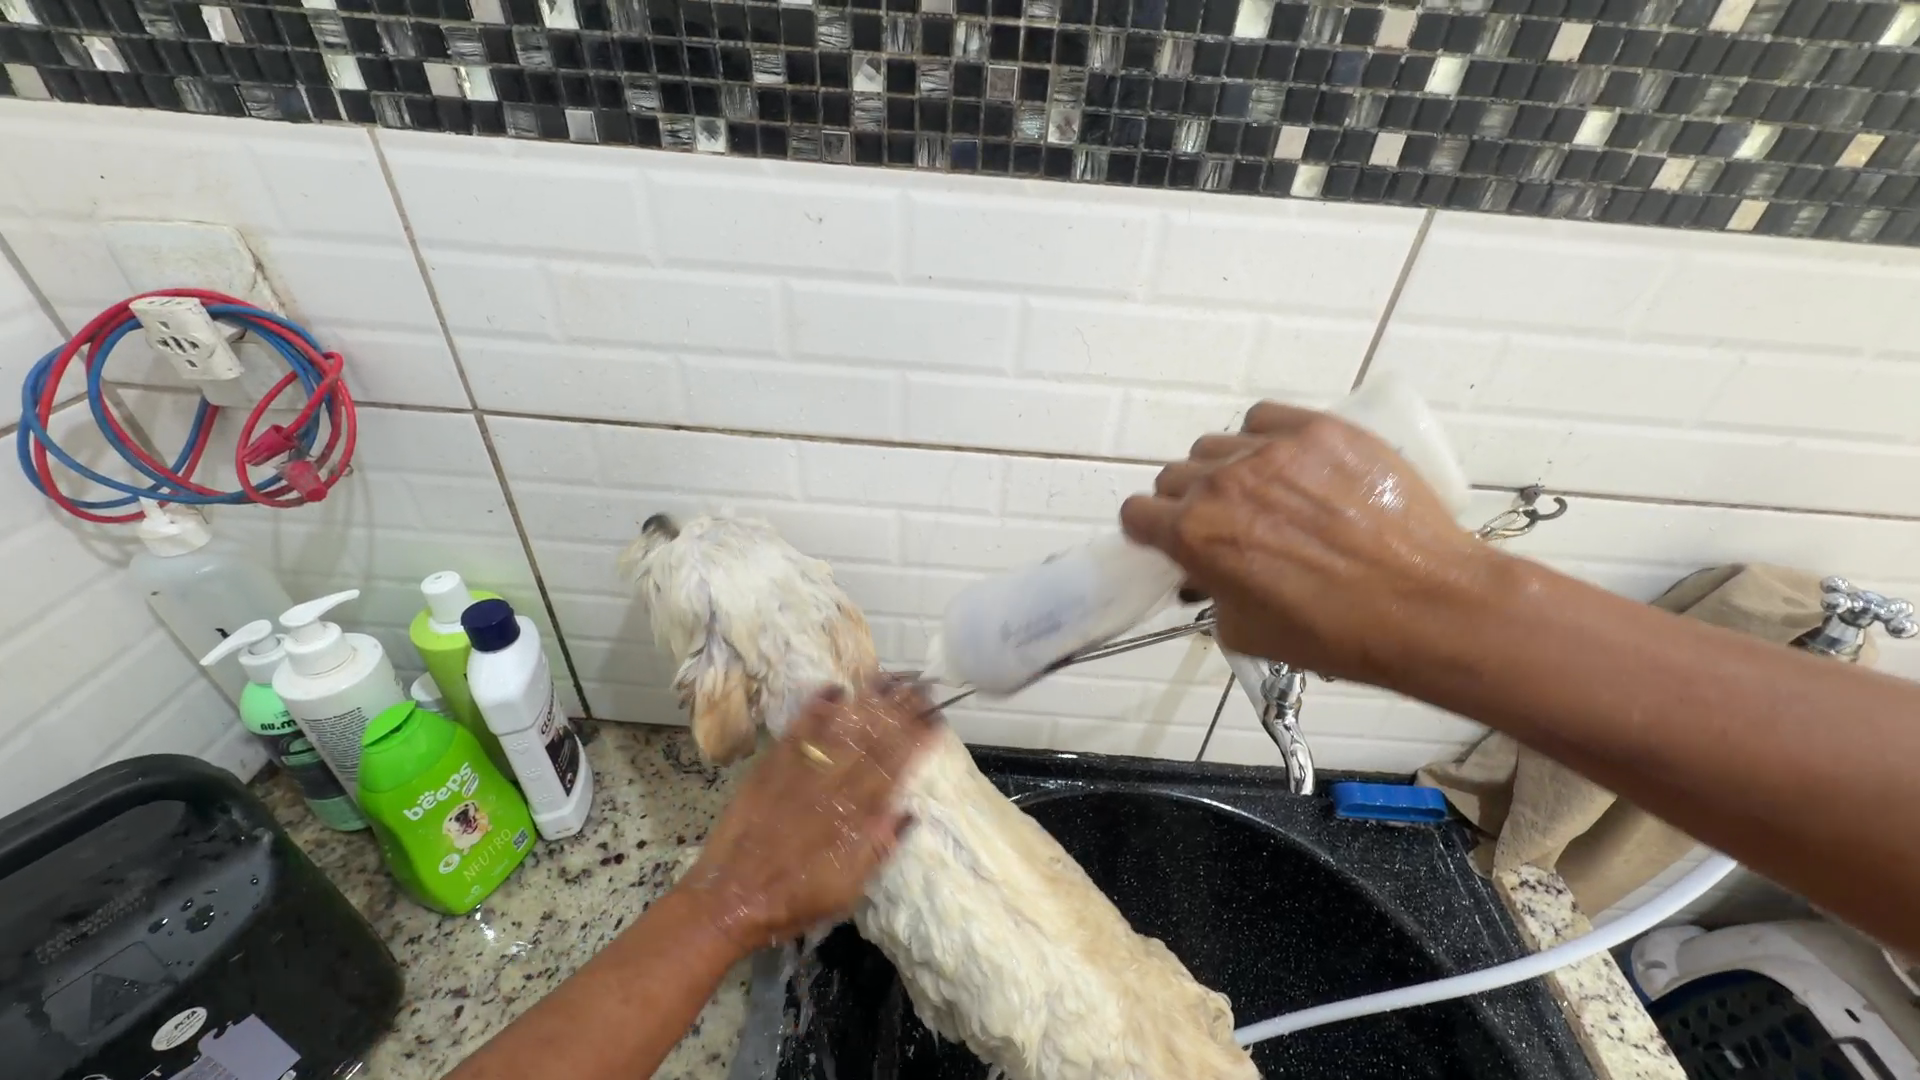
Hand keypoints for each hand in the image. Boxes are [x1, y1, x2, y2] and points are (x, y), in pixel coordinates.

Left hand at [677, 679, 936, 950]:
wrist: (730, 899)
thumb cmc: (795, 901)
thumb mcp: (848, 888)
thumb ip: (877, 848)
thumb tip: (905, 812)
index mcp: (857, 818)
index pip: (896, 769)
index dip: (917, 741)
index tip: (935, 719)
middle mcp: (833, 789)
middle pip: (874, 742)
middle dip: (900, 712)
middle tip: (921, 687)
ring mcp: (802, 773)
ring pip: (842, 730)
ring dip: (868, 703)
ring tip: (890, 678)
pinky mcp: (771, 767)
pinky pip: (799, 731)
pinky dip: (817, 709)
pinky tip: (835, 691)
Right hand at [1119, 402, 1492, 684]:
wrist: (1424, 606)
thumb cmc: (1330, 633)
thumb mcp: (1242, 631)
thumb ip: (1207, 591)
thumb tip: (1208, 571)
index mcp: (1192, 534)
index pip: (1136, 512)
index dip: (1149, 529)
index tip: (1168, 539)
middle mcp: (1219, 483)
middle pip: (1173, 476)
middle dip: (1185, 502)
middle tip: (1222, 525)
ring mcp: (1270, 450)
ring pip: (1215, 446)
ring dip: (1223, 471)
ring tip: (1262, 494)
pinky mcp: (1317, 430)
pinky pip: (1263, 418)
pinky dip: (1261, 437)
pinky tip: (1287, 462)